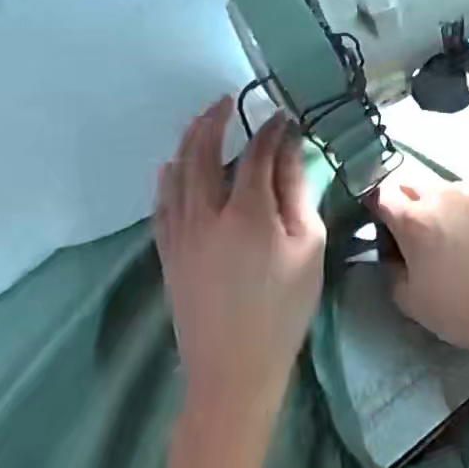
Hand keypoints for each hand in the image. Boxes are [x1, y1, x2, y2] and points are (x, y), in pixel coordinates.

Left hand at [155, 99, 325, 411]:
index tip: (283, 114)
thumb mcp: (308, 245)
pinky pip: (160, 207)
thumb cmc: (285, 305)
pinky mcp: (167, 256)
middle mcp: (205, 217)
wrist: (234, 367)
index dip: (270, 130)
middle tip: (226, 100)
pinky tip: (169, 167)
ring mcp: (180, 237)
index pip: (256, 156)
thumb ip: (296, 193)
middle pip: (201, 157)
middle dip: (213, 123)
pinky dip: (165, 181)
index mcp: (247, 214)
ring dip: (186, 144)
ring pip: (175, 177)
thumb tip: (290, 151)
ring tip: (201, 120)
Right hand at [372, 179, 468, 364]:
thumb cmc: (459, 308)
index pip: (382, 194)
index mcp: (415, 219)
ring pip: (446, 188)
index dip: (378, 207)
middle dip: (410, 205)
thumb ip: (390, 262)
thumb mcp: (407, 297)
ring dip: (442, 204)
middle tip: (420, 234)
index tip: (382, 222)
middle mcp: (444, 193)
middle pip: (414, 186)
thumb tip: (389, 243)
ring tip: (456, 234)